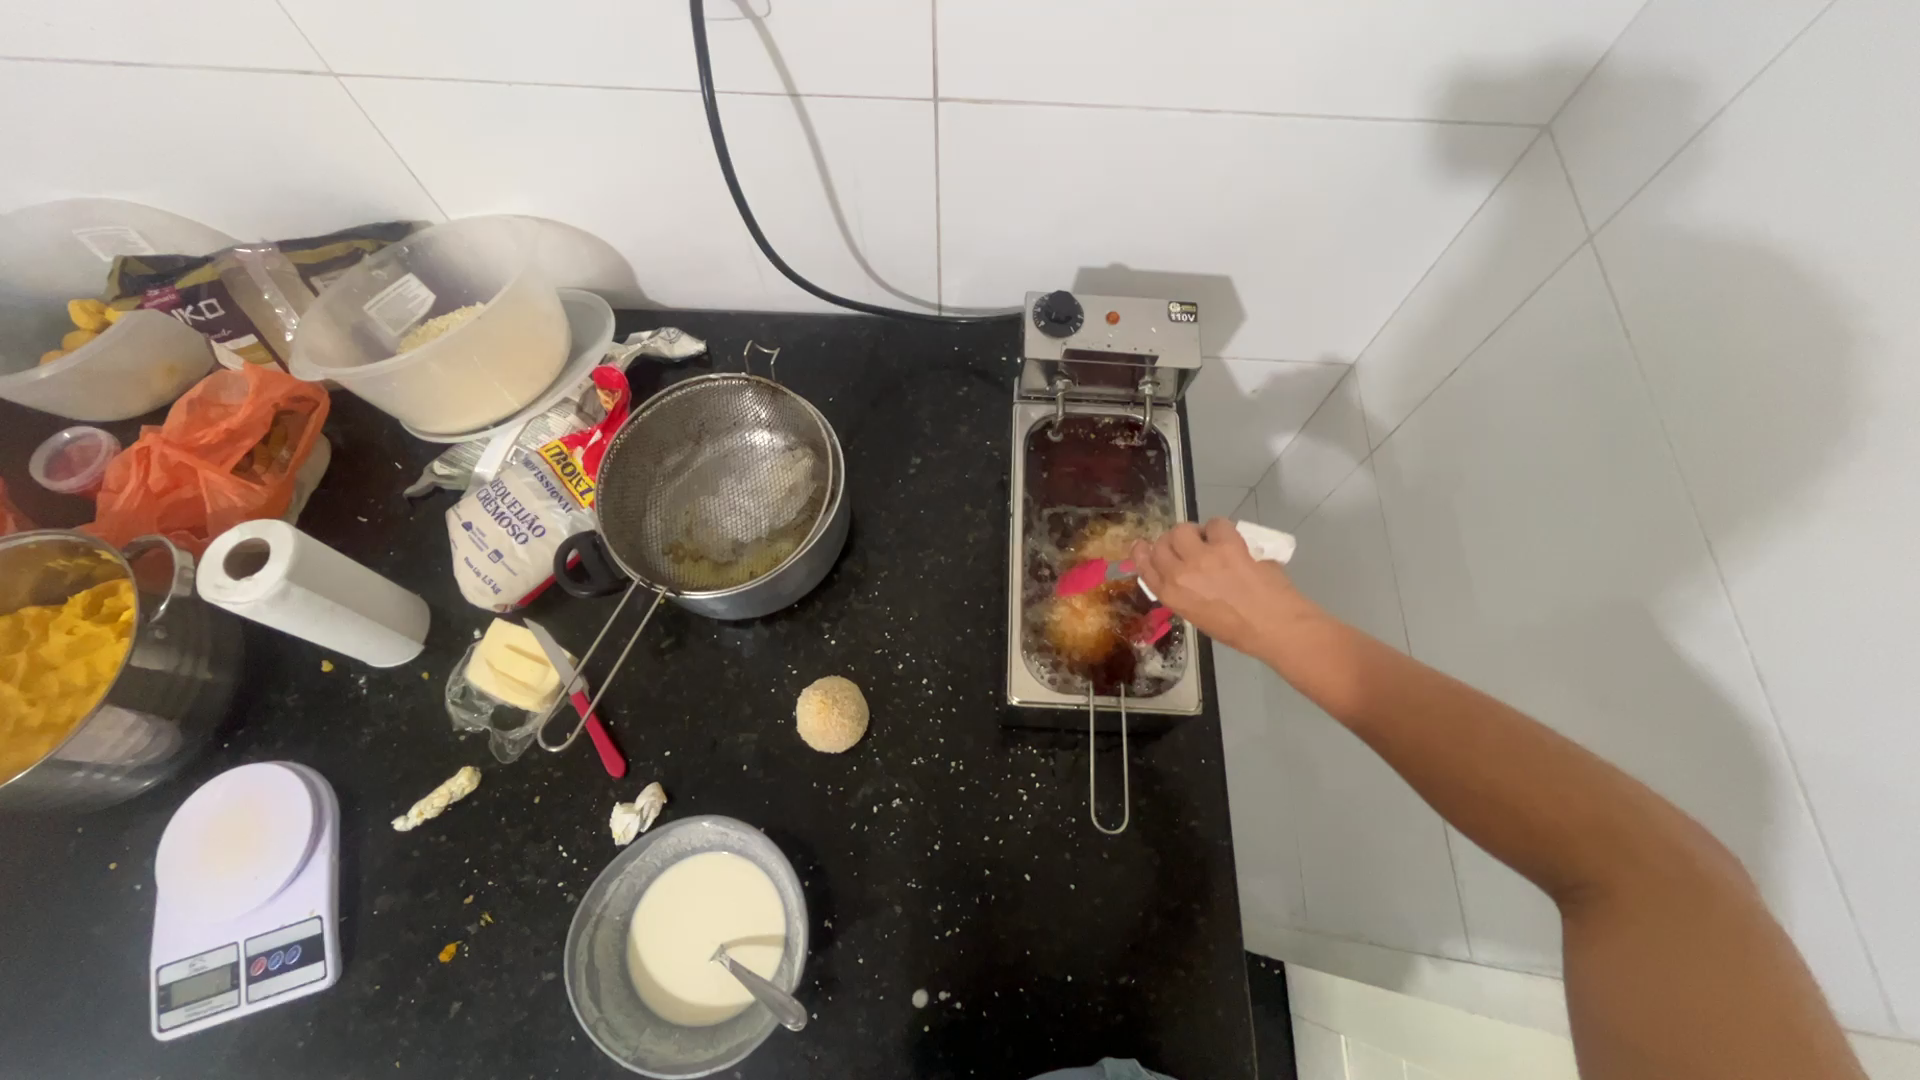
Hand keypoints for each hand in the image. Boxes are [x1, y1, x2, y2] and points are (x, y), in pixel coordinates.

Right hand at [1132, 518, 1312, 660]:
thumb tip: (1184, 573)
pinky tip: (1228, 539)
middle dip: (1170, 543)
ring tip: (1207, 541)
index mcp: (1171, 595)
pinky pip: (1215, 524)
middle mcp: (1180, 574)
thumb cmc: (1237, 630)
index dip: (1142, 552)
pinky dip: (1219, 529)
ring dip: (1192, 533)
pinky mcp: (1228, 545)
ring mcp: (1203, 557)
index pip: (1145, 566)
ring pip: (1182, 530)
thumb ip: (1183, 592)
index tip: (1143, 545)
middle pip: (1161, 544)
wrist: (1274, 626)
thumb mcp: (1197, 616)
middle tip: (1186, 546)